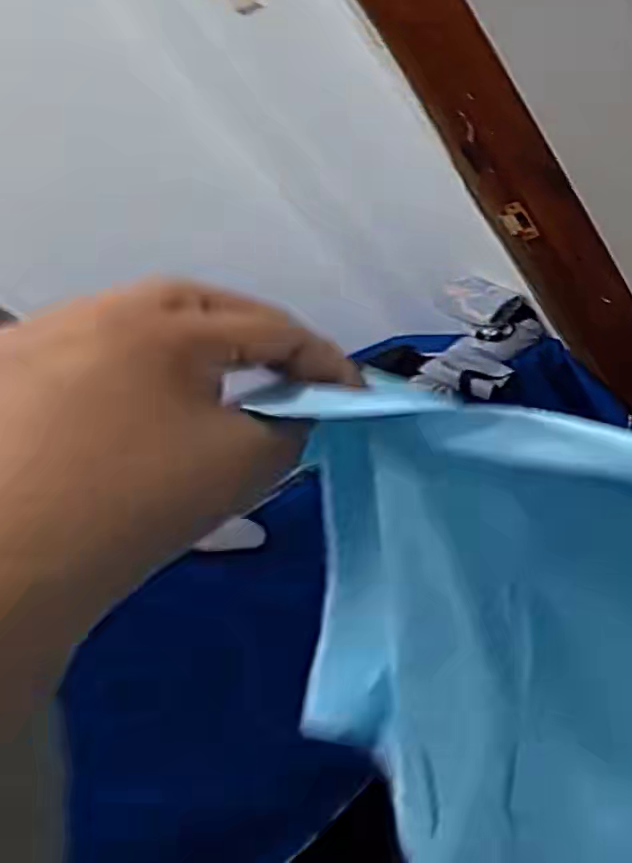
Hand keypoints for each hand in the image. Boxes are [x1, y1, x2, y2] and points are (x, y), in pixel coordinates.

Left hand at [0, 279, 358, 724]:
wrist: (7, 572)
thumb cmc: (145, 502)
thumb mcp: (261, 454)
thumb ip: (300, 413)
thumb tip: (303, 400)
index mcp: (159, 331)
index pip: (276, 329)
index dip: (328, 360)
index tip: (354, 392)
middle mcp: (86, 319)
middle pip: (199, 302)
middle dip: (261, 331)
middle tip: (297, 370)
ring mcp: (26, 345)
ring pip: (136, 317)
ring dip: (197, 339)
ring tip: (231, 377)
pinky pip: (88, 345)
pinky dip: (140, 356)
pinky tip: (158, 392)